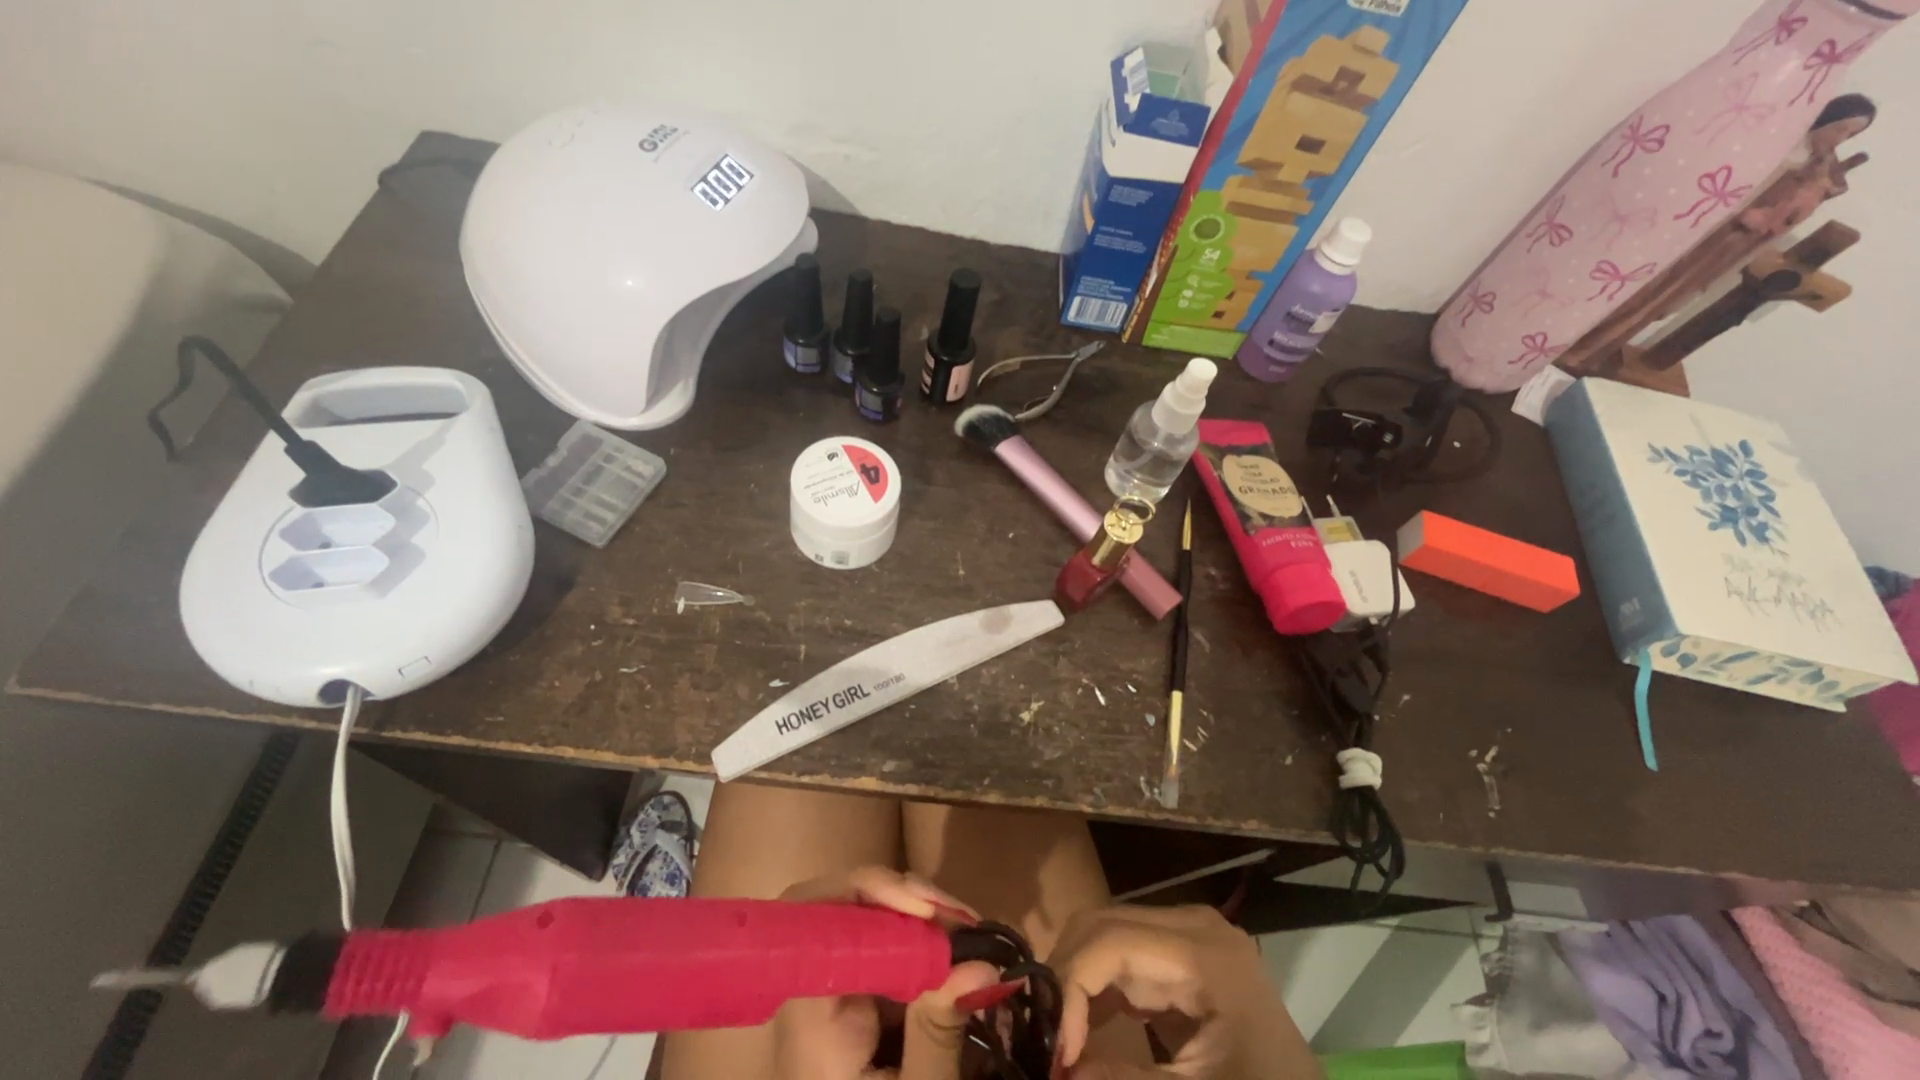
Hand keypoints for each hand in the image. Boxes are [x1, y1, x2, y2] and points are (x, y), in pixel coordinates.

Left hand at [772, 866, 1002, 1079]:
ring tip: (973, 931)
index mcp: (807, 1017)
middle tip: (967, 918)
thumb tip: (981, 962)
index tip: (930, 909)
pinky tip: (956, 952)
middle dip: (906, 901)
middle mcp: (807, 994)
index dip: (867, 891)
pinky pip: (879, 957)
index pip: (812, 916)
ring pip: (865, 928)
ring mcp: (827, 999)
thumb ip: (942, 1029)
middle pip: (840, 910)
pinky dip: (919, 949)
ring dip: (920, 923)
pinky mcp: (848, 1009)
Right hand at [1053, 906, 1317, 1078]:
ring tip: (1058, 1035)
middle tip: (1044, 1036)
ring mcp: (1187, 936)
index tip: (1056, 1048)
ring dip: (1074, 981)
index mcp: (1206, 955)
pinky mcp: (1180, 955)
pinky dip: (1094, 987)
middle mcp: (1193, 927)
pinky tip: (1081, 1030)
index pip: (1112, 942)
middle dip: (1064, 977)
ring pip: (1104, 935)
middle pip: (1102, 926)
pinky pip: (1120, 954)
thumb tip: (1056, 1070)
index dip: (1071, 986)